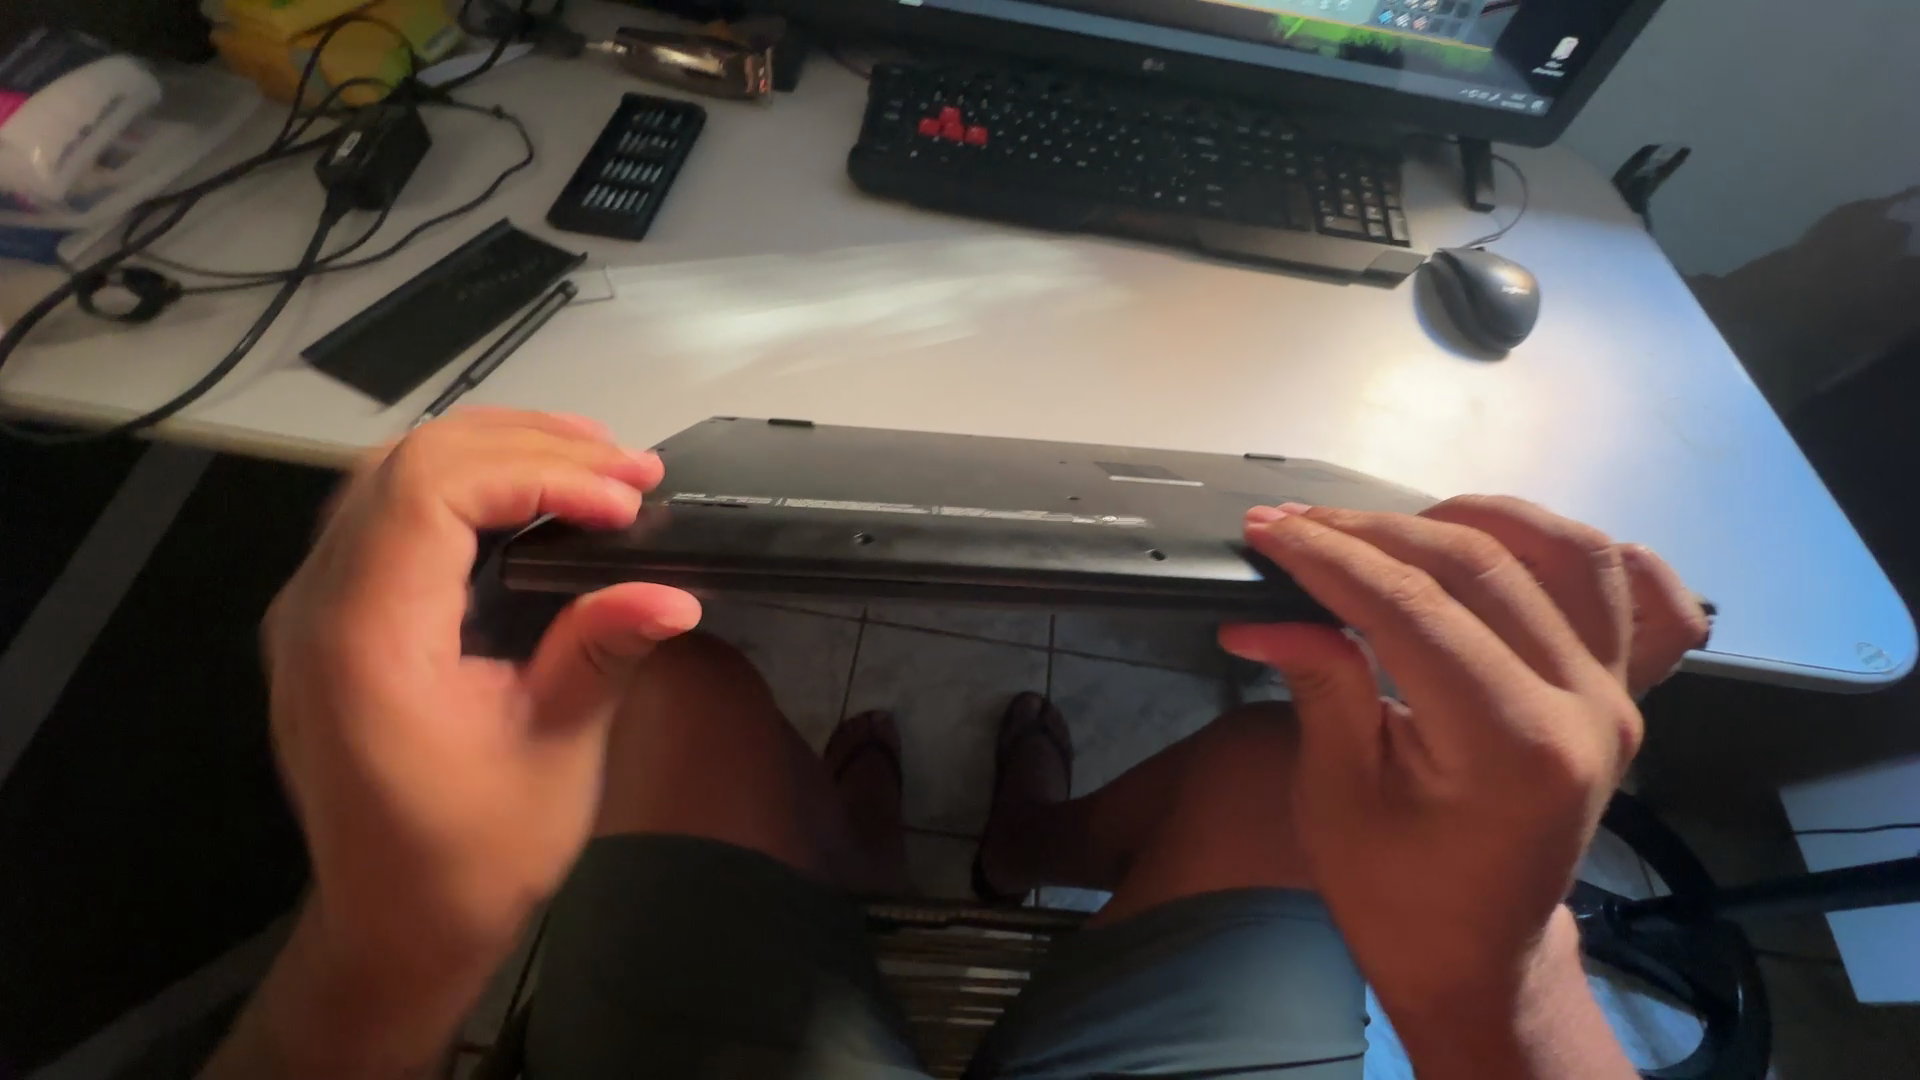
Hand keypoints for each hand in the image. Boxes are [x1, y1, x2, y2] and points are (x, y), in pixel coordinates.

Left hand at [257, 409, 698, 1049]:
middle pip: (412, 462)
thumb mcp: (558, 750)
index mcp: (366, 642)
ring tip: (601, 460)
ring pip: (400, 470)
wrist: (400, 917)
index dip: (538, 474)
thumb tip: (677, 593)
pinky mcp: (348, 609)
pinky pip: (399, 506)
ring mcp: (324, 602)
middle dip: (535, 445)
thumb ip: (604, 653)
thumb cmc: (478, 851)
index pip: (431, 495)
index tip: (625, 505)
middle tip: (633, 469)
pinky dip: (480, 479)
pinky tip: (545, 489)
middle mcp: (322, 605)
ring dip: (507, 449)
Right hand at [1219, 496, 1704, 1073]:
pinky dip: (1582, 555)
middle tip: (1290, 523)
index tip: (1265, 531)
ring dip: (1471, 518)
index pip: (1410, 608)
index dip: (1327, 558)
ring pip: (1570, 554)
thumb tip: (1261, 618)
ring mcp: (1618, 696)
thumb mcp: (1333, 793)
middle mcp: (1585, 708)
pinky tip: (1517, 549)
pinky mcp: (1621, 694)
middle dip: (1368, 531)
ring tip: (1388, 524)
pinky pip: (1645, 599)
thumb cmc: (1390, 888)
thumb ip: (1318, 685)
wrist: (1473, 949)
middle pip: (1479, 566)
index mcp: (1509, 746)